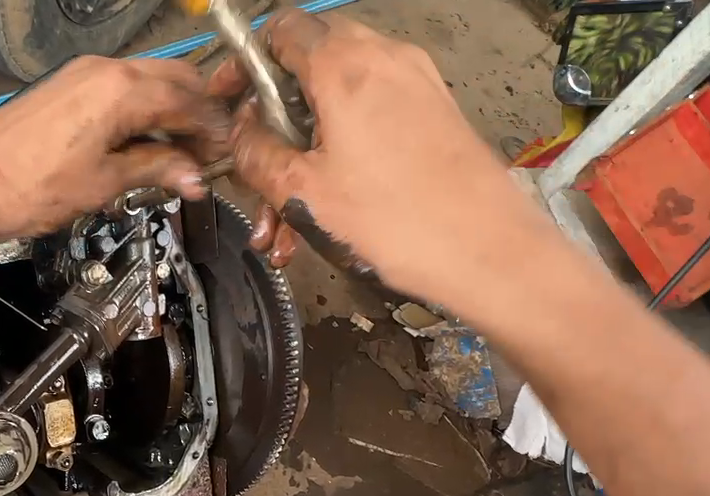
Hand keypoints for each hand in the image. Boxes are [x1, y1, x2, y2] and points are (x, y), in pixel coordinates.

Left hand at [0, 56, 230, 244]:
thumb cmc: (29, 188)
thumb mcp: (102, 183)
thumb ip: (153, 170)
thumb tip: (192, 176)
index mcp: (120, 89)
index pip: (185, 100)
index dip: (209, 129)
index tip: (224, 153)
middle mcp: (103, 70)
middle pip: (169, 81)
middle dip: (194, 114)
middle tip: (205, 152)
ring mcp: (78, 76)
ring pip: (142, 83)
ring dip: (166, 113)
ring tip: (175, 153)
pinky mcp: (61, 90)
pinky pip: (114, 91)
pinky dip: (136, 112)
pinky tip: (138, 142)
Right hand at [210, 12, 562, 314]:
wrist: (483, 250)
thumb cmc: (395, 221)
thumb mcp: (302, 192)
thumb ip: (258, 154)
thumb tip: (240, 131)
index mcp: (346, 67)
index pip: (282, 31)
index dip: (245, 65)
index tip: (226, 102)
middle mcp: (384, 61)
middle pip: (306, 72)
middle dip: (272, 125)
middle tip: (253, 170)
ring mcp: (412, 86)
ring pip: (334, 110)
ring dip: (300, 161)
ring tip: (281, 226)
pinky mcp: (429, 116)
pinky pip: (366, 127)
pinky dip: (336, 162)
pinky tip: (320, 217)